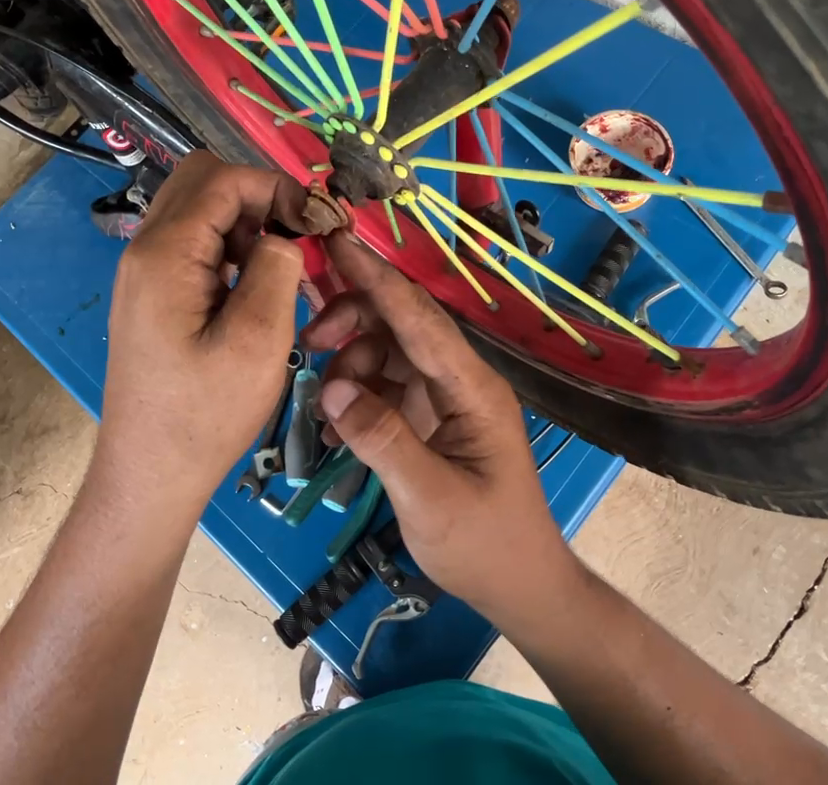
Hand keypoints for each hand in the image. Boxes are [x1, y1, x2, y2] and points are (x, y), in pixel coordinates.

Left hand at [100, 152, 307, 510]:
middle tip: (296, 238)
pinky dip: (229, 249)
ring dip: (245, 223)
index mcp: (165, 254)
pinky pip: (192, 245)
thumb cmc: (205, 414)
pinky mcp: (151, 295)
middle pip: (202, 182)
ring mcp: (143, 273)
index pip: (223, 179)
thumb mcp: (258, 341)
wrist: (150, 473)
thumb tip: (284, 234)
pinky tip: (253, 289)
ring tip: (280, 268)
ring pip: (198, 211)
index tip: (318, 223)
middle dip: (258, 197)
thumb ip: (277, 268)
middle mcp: (144, 250)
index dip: (277, 187)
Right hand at [300, 231, 577, 622]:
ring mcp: (443, 399)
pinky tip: (336, 430)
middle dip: (351, 322)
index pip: (419, 317)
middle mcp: (458, 380)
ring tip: (323, 407)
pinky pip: (384, 388)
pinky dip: (355, 397)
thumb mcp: (430, 498)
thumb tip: (331, 388)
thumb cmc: (485, 545)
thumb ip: (383, 439)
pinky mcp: (429, 419)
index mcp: (472, 387)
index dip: (376, 277)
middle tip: (308, 343)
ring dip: (349, 366)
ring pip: (386, 353)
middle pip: (399, 325)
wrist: (519, 586)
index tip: (335, 240)